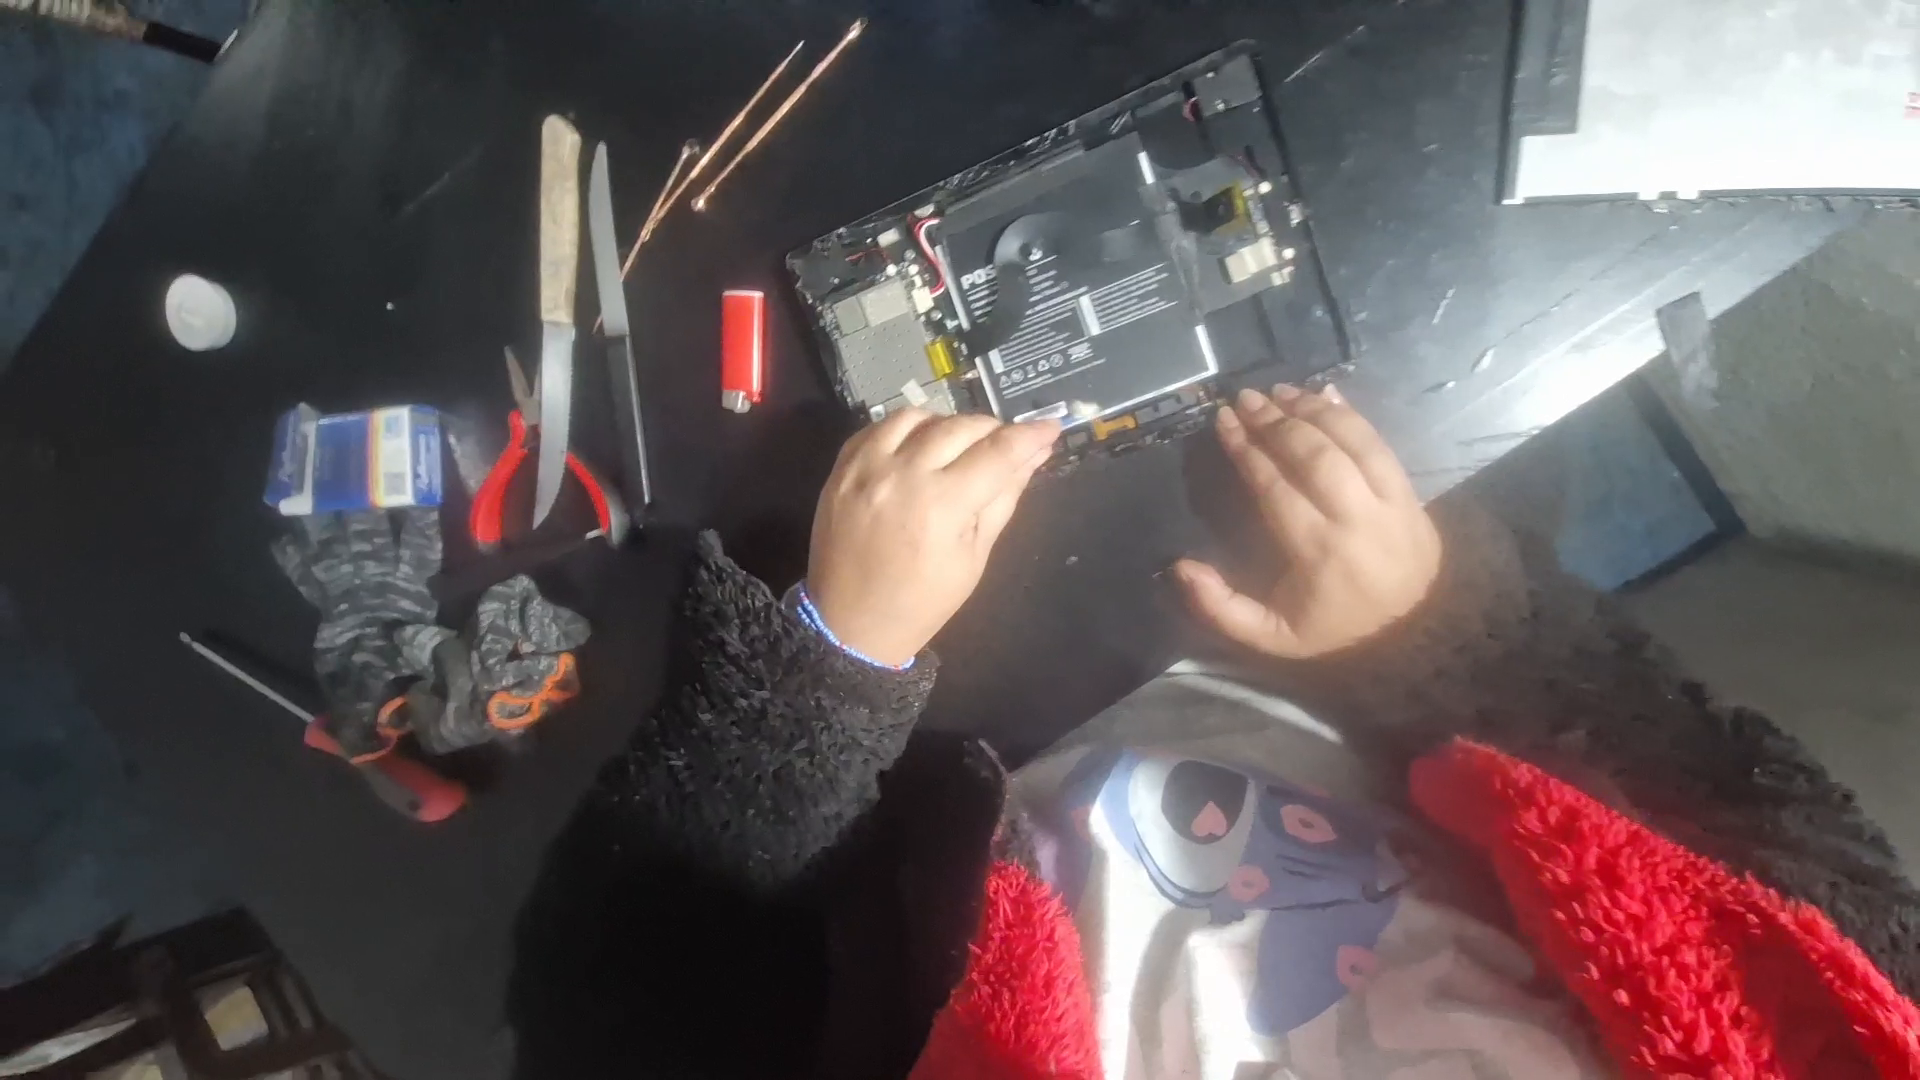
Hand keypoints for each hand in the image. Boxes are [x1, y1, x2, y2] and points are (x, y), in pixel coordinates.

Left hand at [808, 410, 1060, 666]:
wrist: (852, 624)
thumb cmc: (923, 601)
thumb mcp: (974, 557)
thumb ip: (1003, 499)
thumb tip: (1034, 455)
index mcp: (941, 505)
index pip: (998, 453)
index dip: (1030, 436)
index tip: (1049, 428)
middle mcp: (902, 475)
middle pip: (960, 427)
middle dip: (993, 429)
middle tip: (1005, 445)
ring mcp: (866, 468)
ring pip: (918, 416)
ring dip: (947, 423)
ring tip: (959, 445)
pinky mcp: (841, 468)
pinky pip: (878, 427)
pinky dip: (906, 429)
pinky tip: (919, 447)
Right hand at [1174, 385, 1440, 658]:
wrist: (1417, 638)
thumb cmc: (1333, 631)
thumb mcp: (1271, 636)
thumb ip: (1220, 607)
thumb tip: (1180, 567)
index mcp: (1317, 552)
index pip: (1276, 487)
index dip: (1247, 450)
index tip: (1224, 422)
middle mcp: (1357, 519)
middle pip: (1314, 456)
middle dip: (1275, 422)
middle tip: (1244, 399)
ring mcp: (1391, 502)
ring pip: (1351, 442)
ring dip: (1311, 410)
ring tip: (1278, 391)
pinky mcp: (1411, 494)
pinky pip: (1381, 444)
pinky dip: (1351, 415)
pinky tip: (1324, 393)